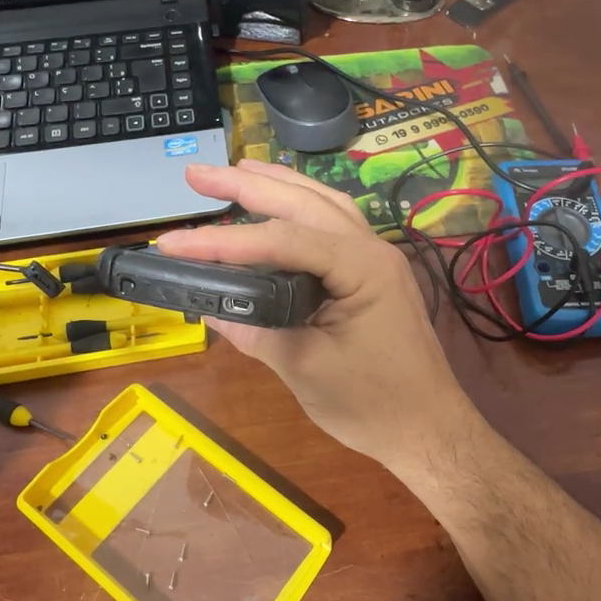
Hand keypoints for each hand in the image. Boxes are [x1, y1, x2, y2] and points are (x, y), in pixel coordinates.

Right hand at [156, 162, 472, 470]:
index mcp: (362, 268)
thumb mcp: (304, 368)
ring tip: (234, 172)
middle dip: (247, 184)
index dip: (223, 242)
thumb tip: (207, 308)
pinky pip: (333, 224)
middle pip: (304, 203)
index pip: (282, 241)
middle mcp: (373, 249)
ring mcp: (377, 257)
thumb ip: (255, 331)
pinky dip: (300, 207)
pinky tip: (278, 204)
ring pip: (322, 203)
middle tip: (196, 175)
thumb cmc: (373, 405)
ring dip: (277, 186)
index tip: (172, 243)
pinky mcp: (373, 272)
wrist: (428, 429)